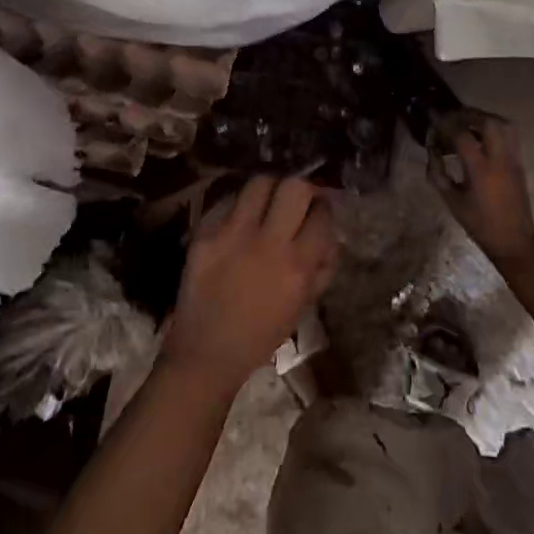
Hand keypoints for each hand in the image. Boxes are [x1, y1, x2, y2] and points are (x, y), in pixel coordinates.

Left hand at [159, 176, 337, 393]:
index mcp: (297, 267)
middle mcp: (267, 243)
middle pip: (293, 186)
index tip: (318, 211)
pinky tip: (240, 222)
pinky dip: (240, 208)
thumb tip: (329, 233)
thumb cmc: (261, 335)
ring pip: (259, 183)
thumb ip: (322, 267)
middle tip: (296, 200)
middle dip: (302, 188)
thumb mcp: (304, 305)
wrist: (206, 350)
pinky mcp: (204, 233)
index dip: (324, 209)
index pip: (321, 215)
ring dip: (270, 189)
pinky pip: (229, 203)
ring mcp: (232, 234)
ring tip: (268, 203)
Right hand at [428, 112, 533, 263]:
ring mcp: (514, 160)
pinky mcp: (520, 164)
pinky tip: (483, 136)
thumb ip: (438, 175)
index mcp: (480, 170)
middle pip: (489, 123)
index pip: (462, 136)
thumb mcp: (452, 202)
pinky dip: (496, 128)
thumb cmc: (479, 224)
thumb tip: (431, 154)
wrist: (514, 241)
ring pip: (505, 125)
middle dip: (469, 114)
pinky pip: (511, 136)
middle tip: (453, 116)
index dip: (445, 124)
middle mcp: (500, 160)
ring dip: (486, 118)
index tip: (433, 120)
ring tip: (469, 122)